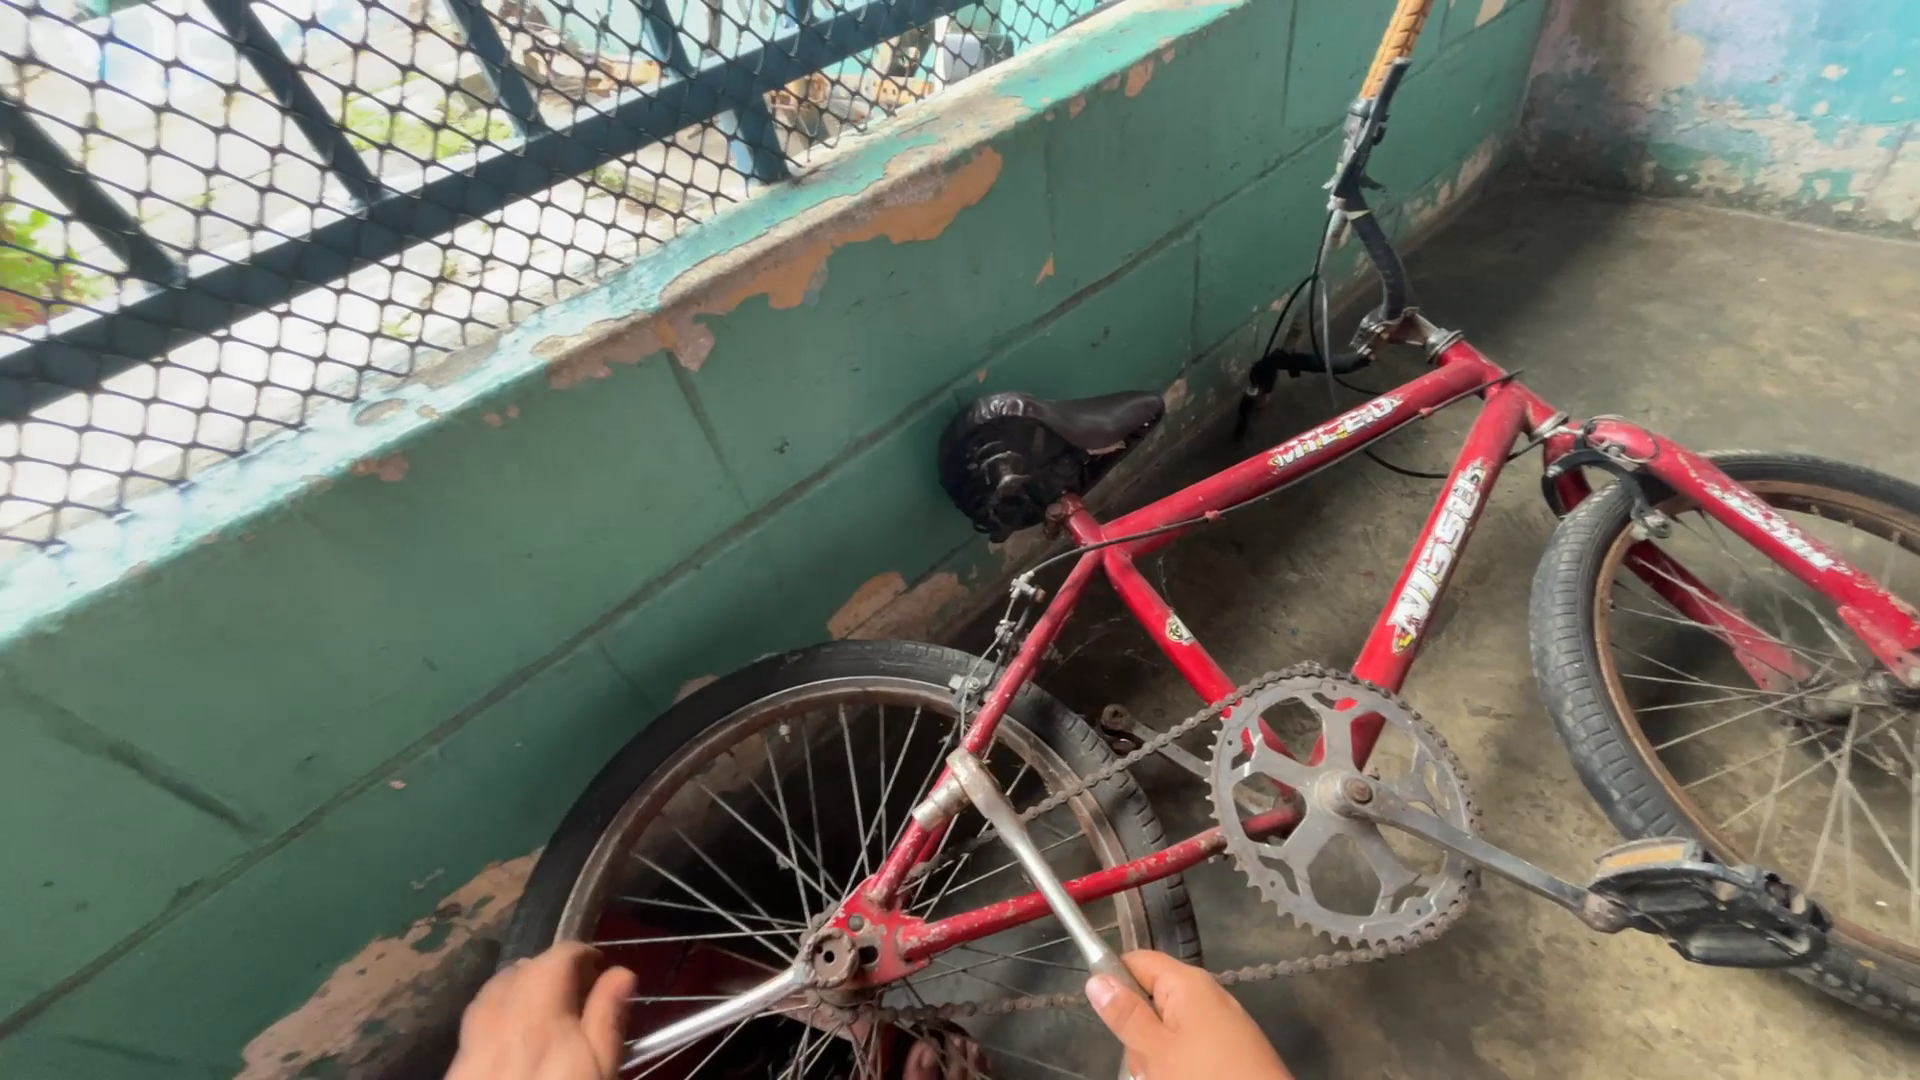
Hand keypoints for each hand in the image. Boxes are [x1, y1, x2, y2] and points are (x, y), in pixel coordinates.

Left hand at [446, 943, 637, 1079]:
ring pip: (487, 998)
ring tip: (542, 1004)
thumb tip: (620, 973)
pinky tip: (512, 1040)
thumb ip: (607, 1022)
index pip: (554, 961)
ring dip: (516, 987)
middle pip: (517, 974)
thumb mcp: (600, 1074)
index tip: (600, 968)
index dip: (580, 954)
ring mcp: (469, 1058)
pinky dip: (495, 1015)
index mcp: (541, 1027)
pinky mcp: (454, 1078)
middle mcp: (499, 1033)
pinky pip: (472, 1029)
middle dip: (548, 968)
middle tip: (576, 986)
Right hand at [1086, 950, 1292, 1079]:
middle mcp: (1208, 994)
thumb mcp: (1157, 1053)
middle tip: (1149, 1067)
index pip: (1137, 961)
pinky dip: (1184, 1069)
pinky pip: (1195, 1050)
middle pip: (1153, 1000)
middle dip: (1141, 1035)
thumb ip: (1125, 1015)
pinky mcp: (1237, 1053)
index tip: (1110, 1019)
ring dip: (1161, 1060)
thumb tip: (1095, 978)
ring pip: (1171, 1033)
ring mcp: (1225, 1025)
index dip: (1116, 983)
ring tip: (1167, 1079)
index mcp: (1187, 982)